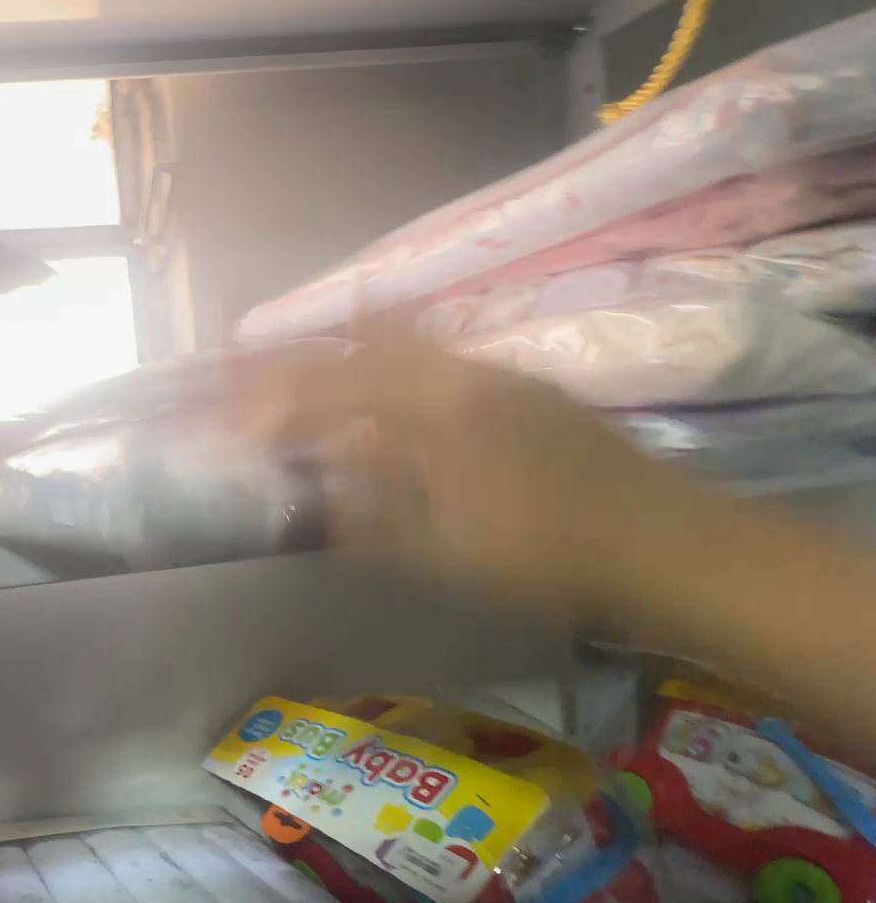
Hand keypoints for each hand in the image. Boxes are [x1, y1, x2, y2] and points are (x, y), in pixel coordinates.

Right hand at [236, 338, 717, 614]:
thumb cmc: (544, 555)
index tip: (232, 425)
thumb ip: (367, 513)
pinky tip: (366, 382)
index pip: (332, 392)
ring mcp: (495, 376)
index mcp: (436, 410)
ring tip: (286, 364)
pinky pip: (428, 361)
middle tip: (241, 374)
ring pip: (396, 347)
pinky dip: (381, 361)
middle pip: (356, 351)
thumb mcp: (440, 549)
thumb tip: (312, 489)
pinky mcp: (516, 391)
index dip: (273, 405)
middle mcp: (462, 375)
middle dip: (292, 363)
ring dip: (335, 356)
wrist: (669, 545)